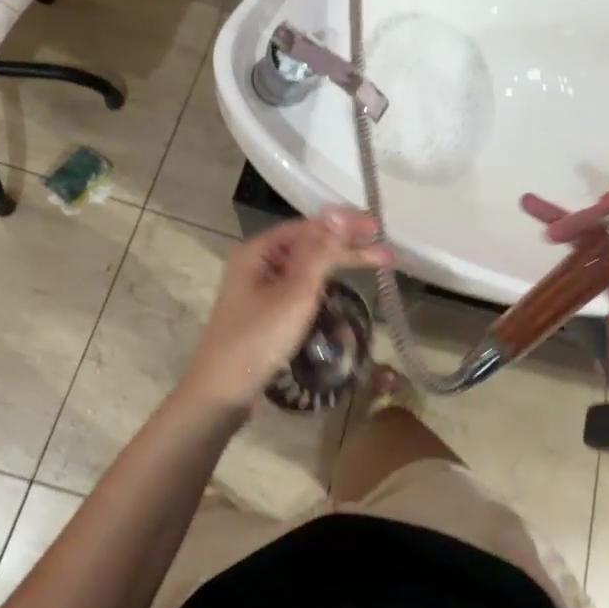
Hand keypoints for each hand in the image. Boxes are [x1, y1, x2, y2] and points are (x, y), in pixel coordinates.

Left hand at [180, 208, 390, 412]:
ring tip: (377, 265)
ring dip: (339, 265)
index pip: (308, 227)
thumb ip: (321, 253)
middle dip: (348, 247)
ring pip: (307, 268)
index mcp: (257, 251)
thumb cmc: (258, 339)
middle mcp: (257, 264)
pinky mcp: (266, 313)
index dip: (344, 225)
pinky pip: (300, 289)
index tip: (377, 227)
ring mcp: (260, 290)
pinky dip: (324, 286)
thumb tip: (340, 214)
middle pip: (309, 246)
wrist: (222, 393)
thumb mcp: (295, 292)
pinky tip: (344, 289)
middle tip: (386, 250)